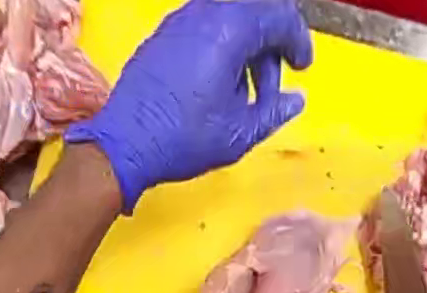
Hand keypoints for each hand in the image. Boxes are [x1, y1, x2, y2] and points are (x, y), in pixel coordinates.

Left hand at [66, 0, 313, 212]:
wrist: (124, 145)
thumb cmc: (183, 140)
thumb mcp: (236, 134)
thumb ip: (272, 113)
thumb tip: (295, 100)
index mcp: (232, 27)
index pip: (280, 17)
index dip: (298, 42)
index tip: (301, 68)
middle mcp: (206, 12)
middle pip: (254, 10)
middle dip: (271, 43)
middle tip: (272, 82)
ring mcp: (179, 20)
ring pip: (227, 17)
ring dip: (243, 48)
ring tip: (241, 95)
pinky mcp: (161, 37)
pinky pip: (202, 28)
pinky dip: (218, 48)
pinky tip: (213, 88)